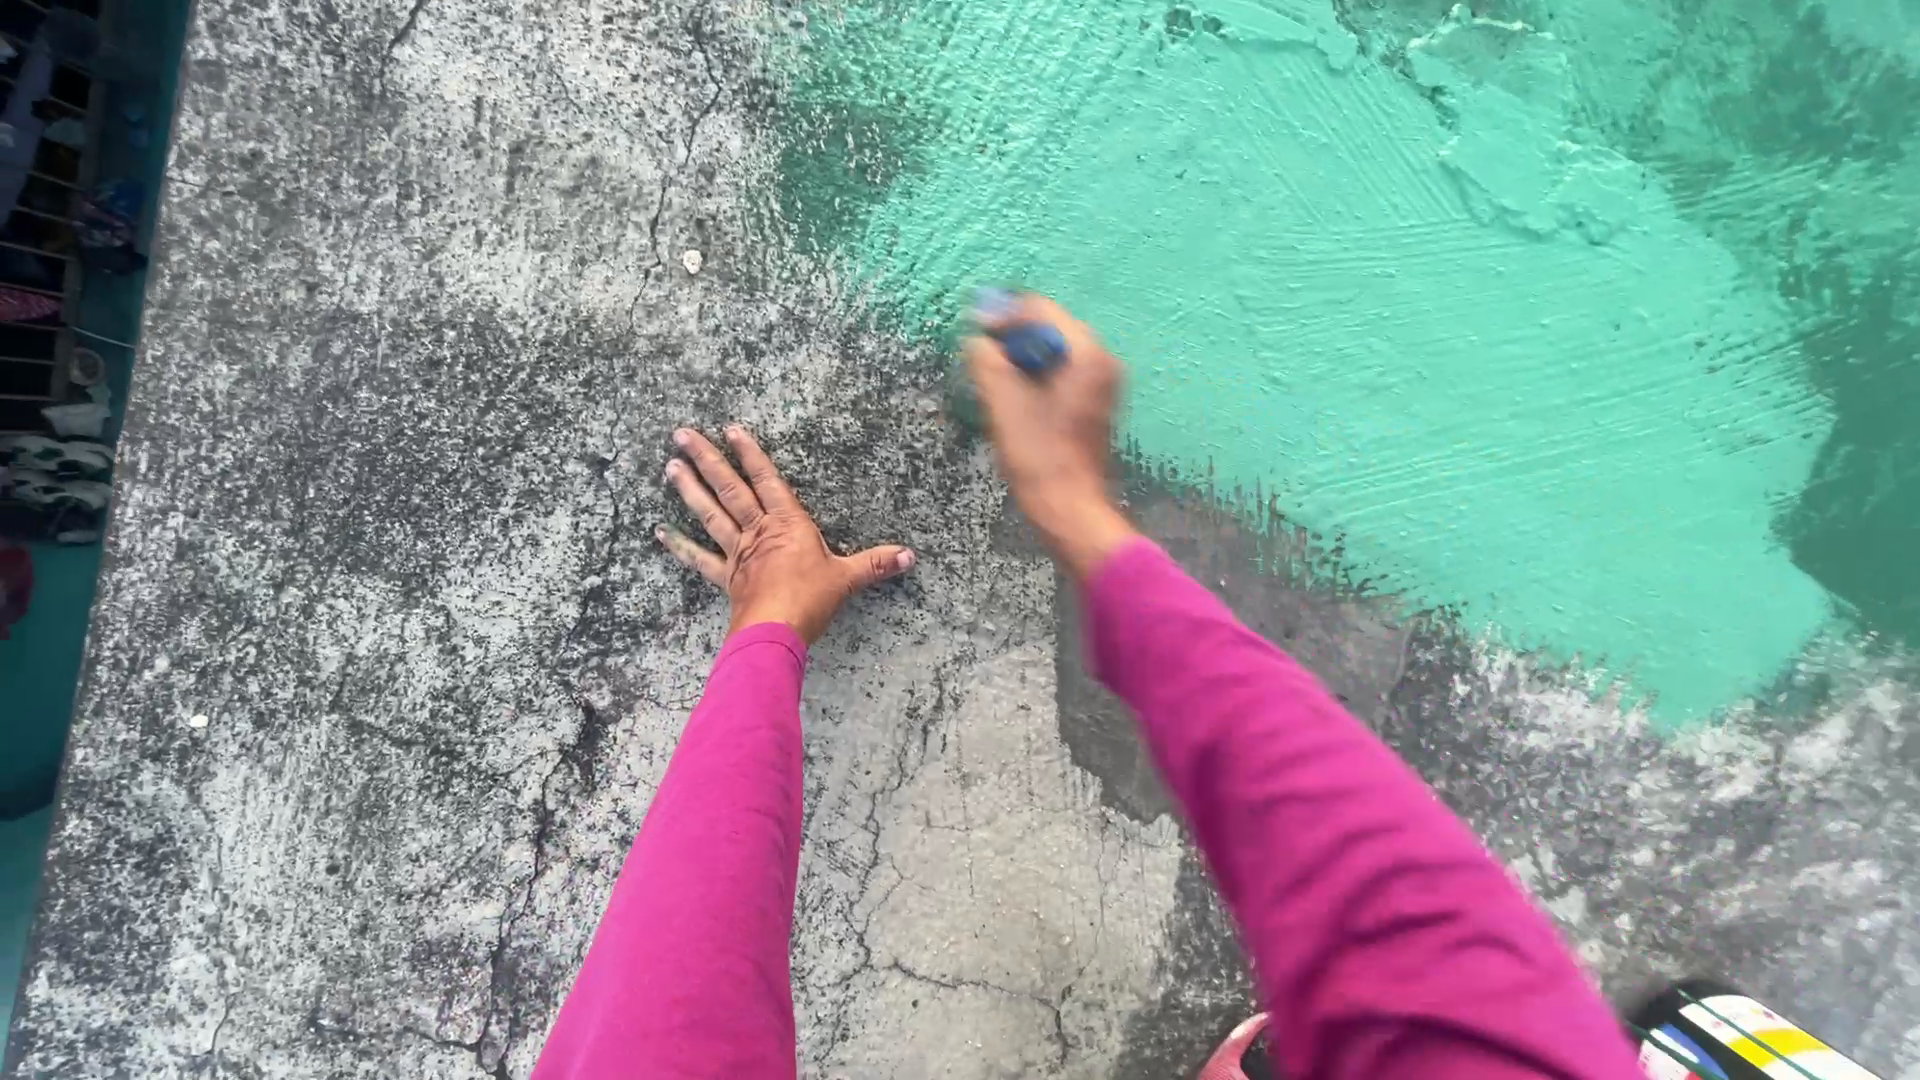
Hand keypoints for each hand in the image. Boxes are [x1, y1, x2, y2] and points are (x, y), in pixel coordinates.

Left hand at [656, 425, 914, 643]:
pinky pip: (699, 559)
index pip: (767, 481)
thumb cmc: (810, 601)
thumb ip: (876, 564)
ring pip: (710, 514)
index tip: (730, 429)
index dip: (750, 454)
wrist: (776, 633)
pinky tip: (660, 533)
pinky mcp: (727, 577)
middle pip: (729, 489)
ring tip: (669, 466)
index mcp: (788, 524)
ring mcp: (738, 554)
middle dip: (706, 460)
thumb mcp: (848, 578)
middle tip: (681, 434)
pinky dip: (680, 546)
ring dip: (689, 490)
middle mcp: (759, 532)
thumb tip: (911, 556)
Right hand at [963, 290, 1138, 579]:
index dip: (1003, 315)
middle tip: (980, 350)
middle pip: (1049, 329)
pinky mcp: (1094, 404)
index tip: (974, 328)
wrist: (1069, 507)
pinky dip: (1037, 376)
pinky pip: (1062, 375)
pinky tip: (1014, 394)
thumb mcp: (1003, 403)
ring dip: (1022, 358)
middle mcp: (1102, 361)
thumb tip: (977, 339)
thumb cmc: (1039, 456)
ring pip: (1054, 353)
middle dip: (1013, 337)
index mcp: (1086, 354)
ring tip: (992, 373)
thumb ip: (987, 361)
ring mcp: (1102, 384)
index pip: (1040, 311)